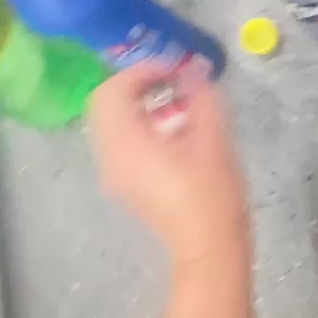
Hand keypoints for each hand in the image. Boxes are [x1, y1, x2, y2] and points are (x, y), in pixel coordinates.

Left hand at [90, 61, 249, 271]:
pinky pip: (118, 142)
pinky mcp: (124, 184)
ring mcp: (113, 172)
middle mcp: (109, 155)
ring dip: (136, 105)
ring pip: (109, 123)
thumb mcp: (214, 138)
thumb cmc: (212, 193)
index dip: (143, 72)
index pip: (114, 90)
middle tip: (171, 82)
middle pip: (104, 104)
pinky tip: (172, 130)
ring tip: (176, 105)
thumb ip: (202, 97)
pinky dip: (137, 126)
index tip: (176, 71)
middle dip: (135, 85)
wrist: (208, 246)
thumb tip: (194, 70)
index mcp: (126, 143)